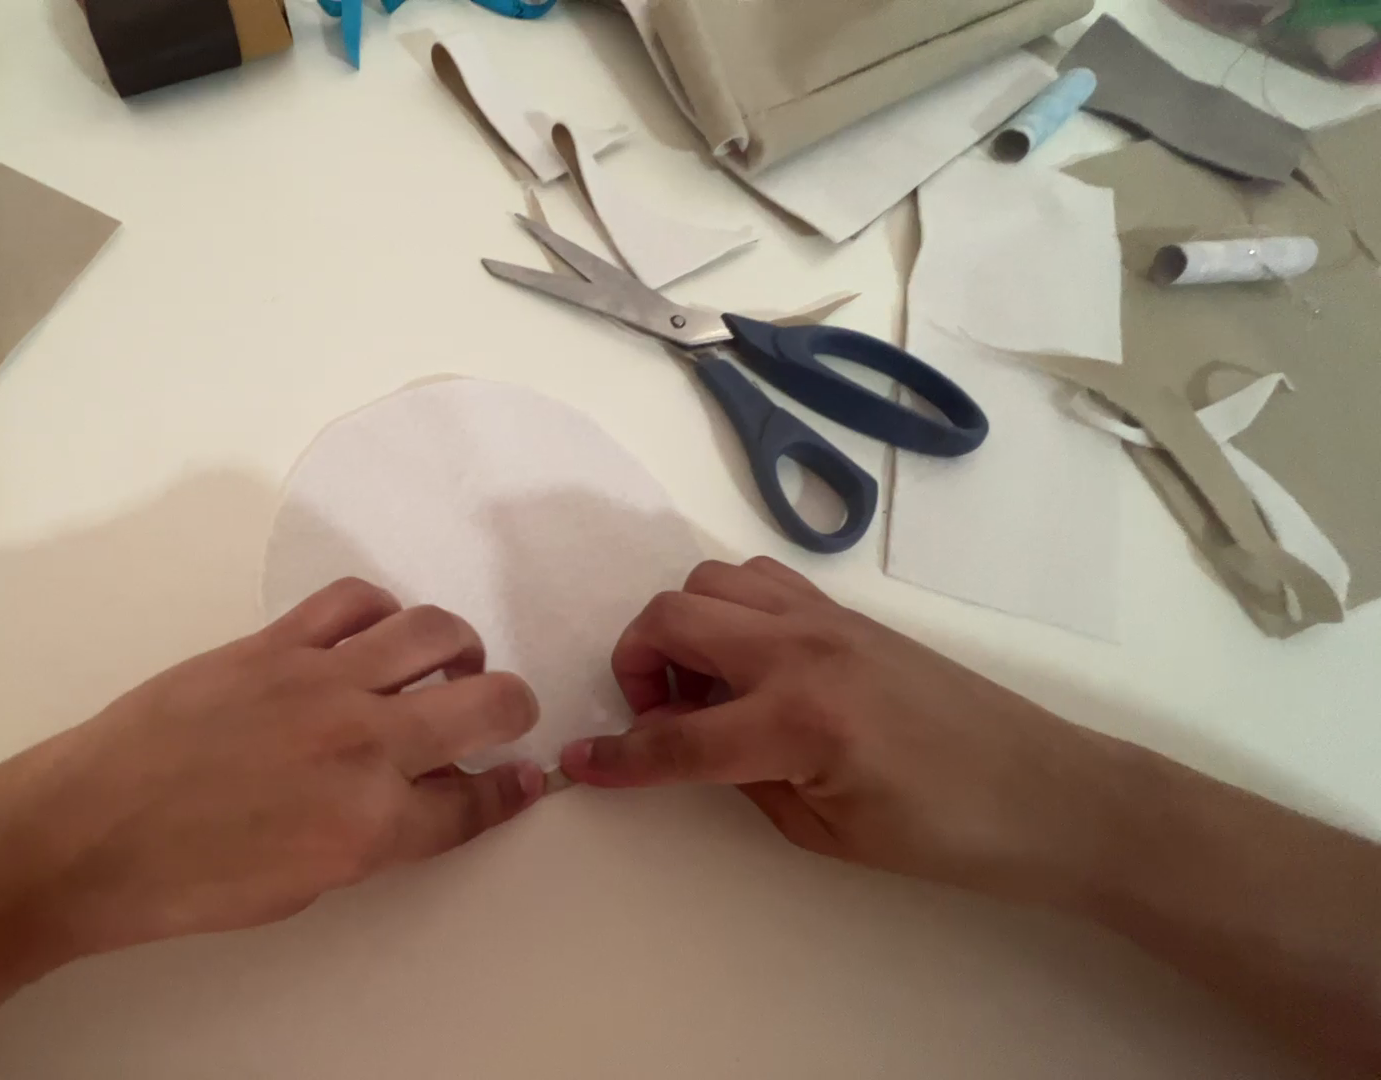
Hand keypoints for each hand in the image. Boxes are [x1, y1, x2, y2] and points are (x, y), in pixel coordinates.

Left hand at [0, 578, 543, 958]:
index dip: (510, 790)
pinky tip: (376, 633)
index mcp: (370, 825)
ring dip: (460, 648)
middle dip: (515, 710)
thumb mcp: (306, 884)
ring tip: (446, 662)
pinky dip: (383, 611)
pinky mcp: (275, 640)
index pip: (475, 801)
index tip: (525, 777)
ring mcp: (320, 680)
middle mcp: (363, 742)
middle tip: (503, 712)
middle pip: (487, 704)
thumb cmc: (192, 880)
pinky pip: (353, 599)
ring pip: (432, 631)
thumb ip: (384, 834)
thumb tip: (436, 792)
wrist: (88, 830)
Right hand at [560, 557, 1151, 906]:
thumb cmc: (943, 834)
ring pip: (705, 582)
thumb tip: (688, 738)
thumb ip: (737, 774)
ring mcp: (821, 616)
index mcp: (798, 720)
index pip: (677, 739)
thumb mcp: (821, 830)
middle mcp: (799, 648)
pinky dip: (724, 606)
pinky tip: (746, 652)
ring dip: (680, 627)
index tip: (579, 763)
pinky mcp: (840, 607)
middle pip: (670, 620)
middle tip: (661, 712)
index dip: (619, 757)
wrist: (1057, 793)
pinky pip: (754, 578)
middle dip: (636, 664)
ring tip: (705, 679)